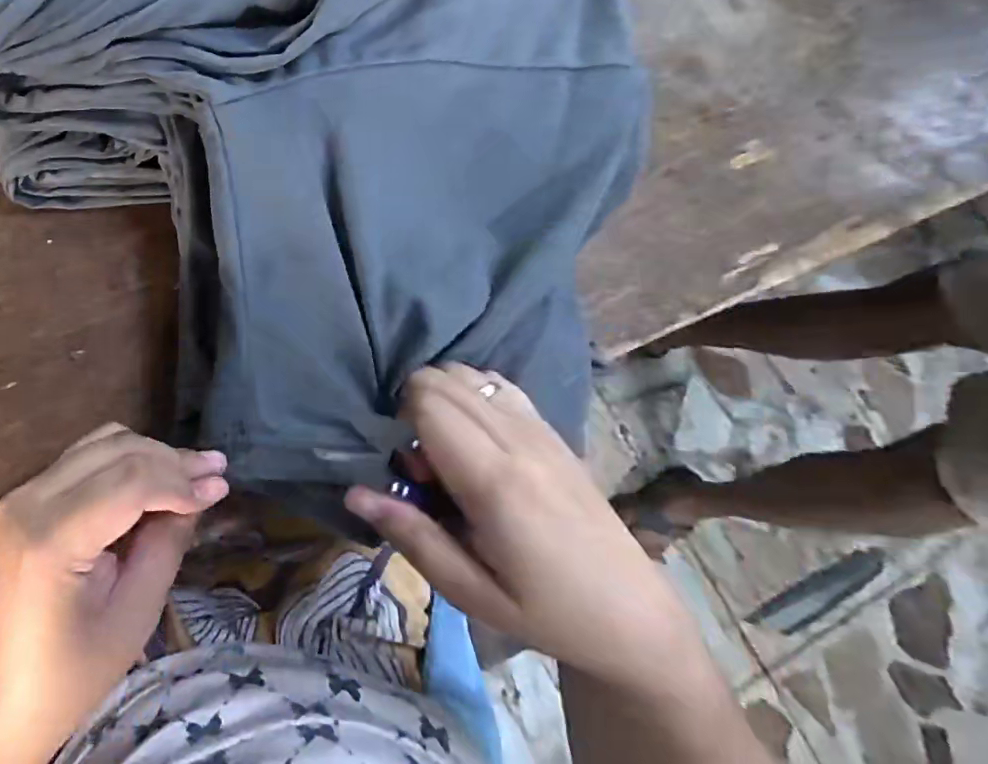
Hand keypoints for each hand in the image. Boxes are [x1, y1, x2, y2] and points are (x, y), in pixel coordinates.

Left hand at [0, 424, 227, 763]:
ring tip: (193, 471)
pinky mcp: (25, 498)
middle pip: (117, 450)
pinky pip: (84, 457)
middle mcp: (31, 500)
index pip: (131, 481)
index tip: (221, 487)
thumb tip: (199, 494)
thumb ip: (166, 545)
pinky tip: (155, 476)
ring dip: (150, 453)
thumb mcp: (132, 617)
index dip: (181, 479)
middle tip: (216, 471)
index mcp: (52, 538)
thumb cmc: (68, 677)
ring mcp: (23, 494)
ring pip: (101, 442)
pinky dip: (124, 459)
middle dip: (172, 459)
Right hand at [345, 363, 692, 690]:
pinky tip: (477, 438)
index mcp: (495, 481)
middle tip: (424, 465)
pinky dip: (471, 394)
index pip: (428, 401)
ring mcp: (540, 428)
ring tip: (449, 450)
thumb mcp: (471, 593)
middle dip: (413, 406)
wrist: (633, 613)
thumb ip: (413, 536)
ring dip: (442, 397)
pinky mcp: (553, 429)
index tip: (406, 465)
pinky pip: (497, 382)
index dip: (399, 419)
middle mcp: (518, 440)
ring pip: (467, 372)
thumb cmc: (546, 611)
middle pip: (442, 378)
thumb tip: (354, 492)